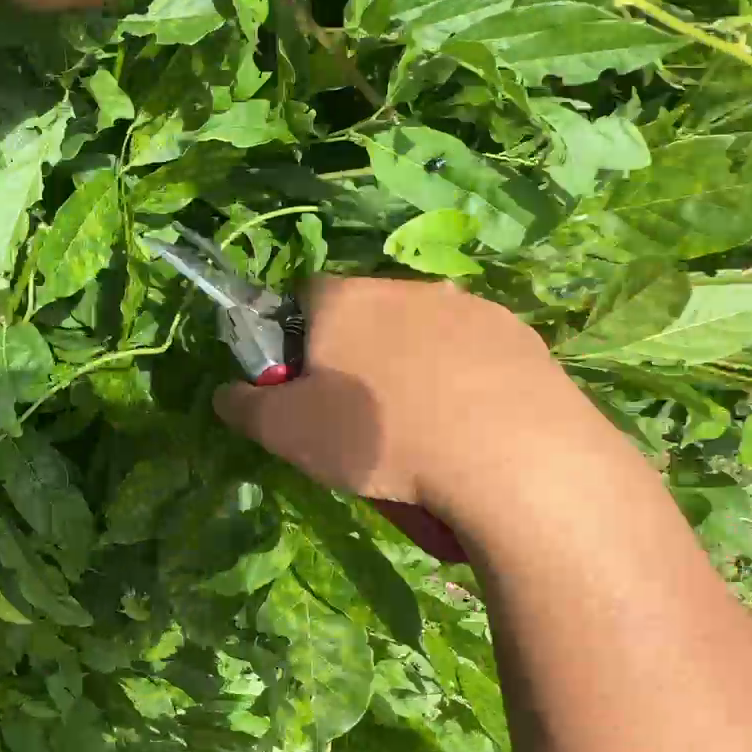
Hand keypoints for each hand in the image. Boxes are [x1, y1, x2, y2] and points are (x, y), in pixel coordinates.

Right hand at [212, 277, 614, 517]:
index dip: (294, 337)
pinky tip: (459, 427)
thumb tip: (228, 392)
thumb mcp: (281, 430)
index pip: (302, 295)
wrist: (516, 464)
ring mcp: (472, 309)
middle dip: (351, 351)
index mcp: (344, 299)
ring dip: (406, 365)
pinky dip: (457, 380)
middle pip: (362, 313)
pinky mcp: (523, 339)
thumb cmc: (378, 436)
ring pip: (418, 332)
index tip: (300, 382)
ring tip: (413, 426)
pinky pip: (469, 353)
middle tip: (350, 412)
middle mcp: (407, 288)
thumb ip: (239, 404)